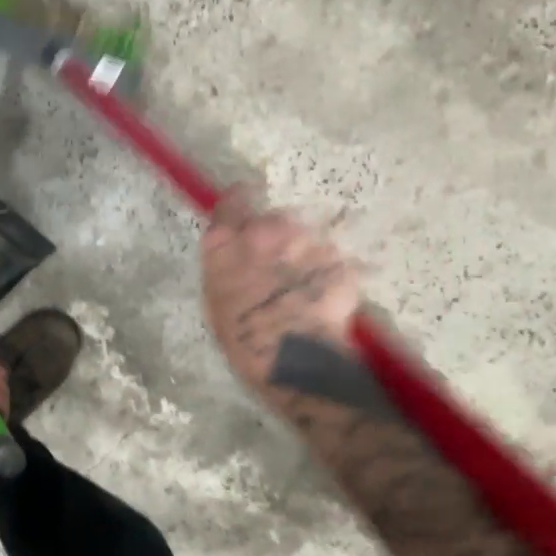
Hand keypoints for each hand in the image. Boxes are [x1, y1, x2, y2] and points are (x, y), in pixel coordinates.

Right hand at [200, 194, 360, 388]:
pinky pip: (336, 254)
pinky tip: (329, 288)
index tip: (247, 196)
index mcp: (225, 243)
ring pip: (308, 231)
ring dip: (307, 247)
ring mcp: (304, 242)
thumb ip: (225, 262)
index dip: (240, 199)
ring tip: (308, 276)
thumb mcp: (216, 297)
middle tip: (279, 258)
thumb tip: (234, 247)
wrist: (293, 359)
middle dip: (277, 231)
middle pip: (274, 216)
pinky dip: (334, 267)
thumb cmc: (243, 337)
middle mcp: (263, 232)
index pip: (232, 202)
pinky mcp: (339, 258)